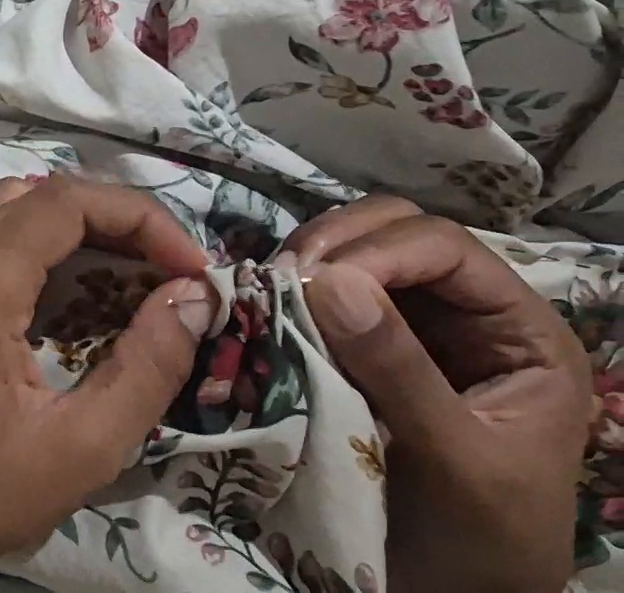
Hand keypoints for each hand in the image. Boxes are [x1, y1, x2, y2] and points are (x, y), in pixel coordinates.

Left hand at [0, 175, 218, 590]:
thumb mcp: (81, 447)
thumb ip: (145, 366)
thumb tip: (193, 296)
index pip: (63, 202)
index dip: (139, 219)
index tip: (193, 270)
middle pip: (34, 195)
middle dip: (113, 219)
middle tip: (170, 272)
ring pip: (0, 204)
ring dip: (68, 222)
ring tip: (126, 269)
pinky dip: (26, 234)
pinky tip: (59, 279)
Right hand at [282, 195, 589, 592]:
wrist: (449, 587)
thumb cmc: (478, 532)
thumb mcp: (455, 459)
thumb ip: (399, 369)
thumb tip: (325, 279)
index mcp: (520, 334)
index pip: (445, 247)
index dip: (376, 251)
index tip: (307, 281)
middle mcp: (465, 312)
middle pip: (395, 228)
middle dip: (332, 242)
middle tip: (278, 278)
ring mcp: (409, 321)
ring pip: (350, 247)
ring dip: (302, 258)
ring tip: (266, 291)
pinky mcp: (358, 336)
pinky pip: (320, 283)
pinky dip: (287, 282)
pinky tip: (265, 302)